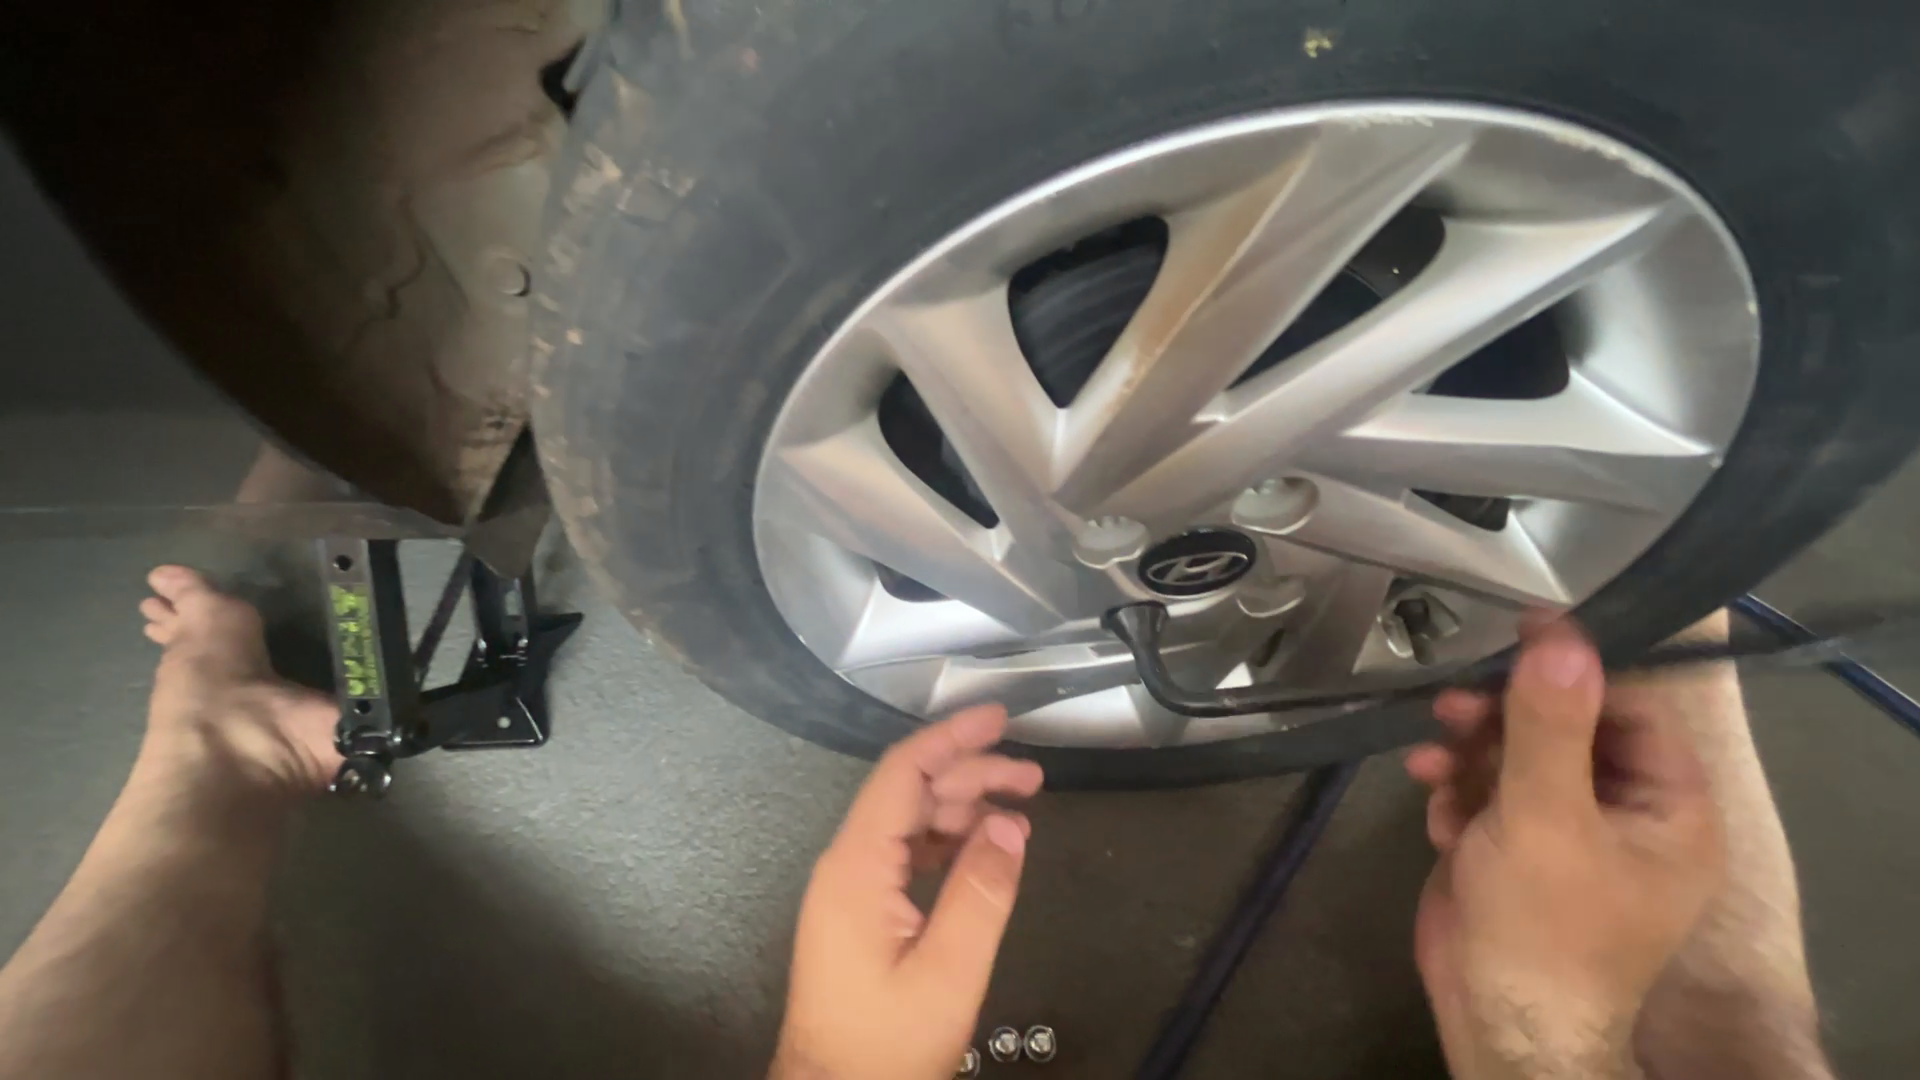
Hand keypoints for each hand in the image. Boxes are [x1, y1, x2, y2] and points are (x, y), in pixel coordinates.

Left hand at [772, 705, 1043, 1079]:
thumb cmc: (885, 1048)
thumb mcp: (947, 974)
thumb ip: (982, 893)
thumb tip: (1012, 825)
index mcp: (858, 865)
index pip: (904, 773)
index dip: (951, 737)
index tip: (996, 719)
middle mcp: (849, 862)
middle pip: (911, 791)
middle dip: (972, 772)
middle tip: (1030, 775)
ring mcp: (853, 884)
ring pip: (912, 818)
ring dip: (964, 805)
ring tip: (1020, 806)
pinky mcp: (863, 905)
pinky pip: (909, 851)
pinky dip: (950, 839)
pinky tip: (986, 844)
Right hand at [1406, 618, 1726, 1079]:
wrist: (1491, 1007)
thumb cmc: (1541, 916)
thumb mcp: (1545, 813)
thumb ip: (1549, 724)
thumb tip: (1561, 637)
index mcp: (1664, 812)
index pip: (1632, 714)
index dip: (1577, 674)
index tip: (1519, 637)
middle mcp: (1617, 815)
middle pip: (1560, 731)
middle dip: (1501, 718)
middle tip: (1451, 705)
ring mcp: (1557, 830)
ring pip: (1510, 757)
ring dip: (1467, 755)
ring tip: (1432, 764)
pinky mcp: (1505, 843)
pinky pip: (1481, 791)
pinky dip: (1455, 793)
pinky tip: (1437, 812)